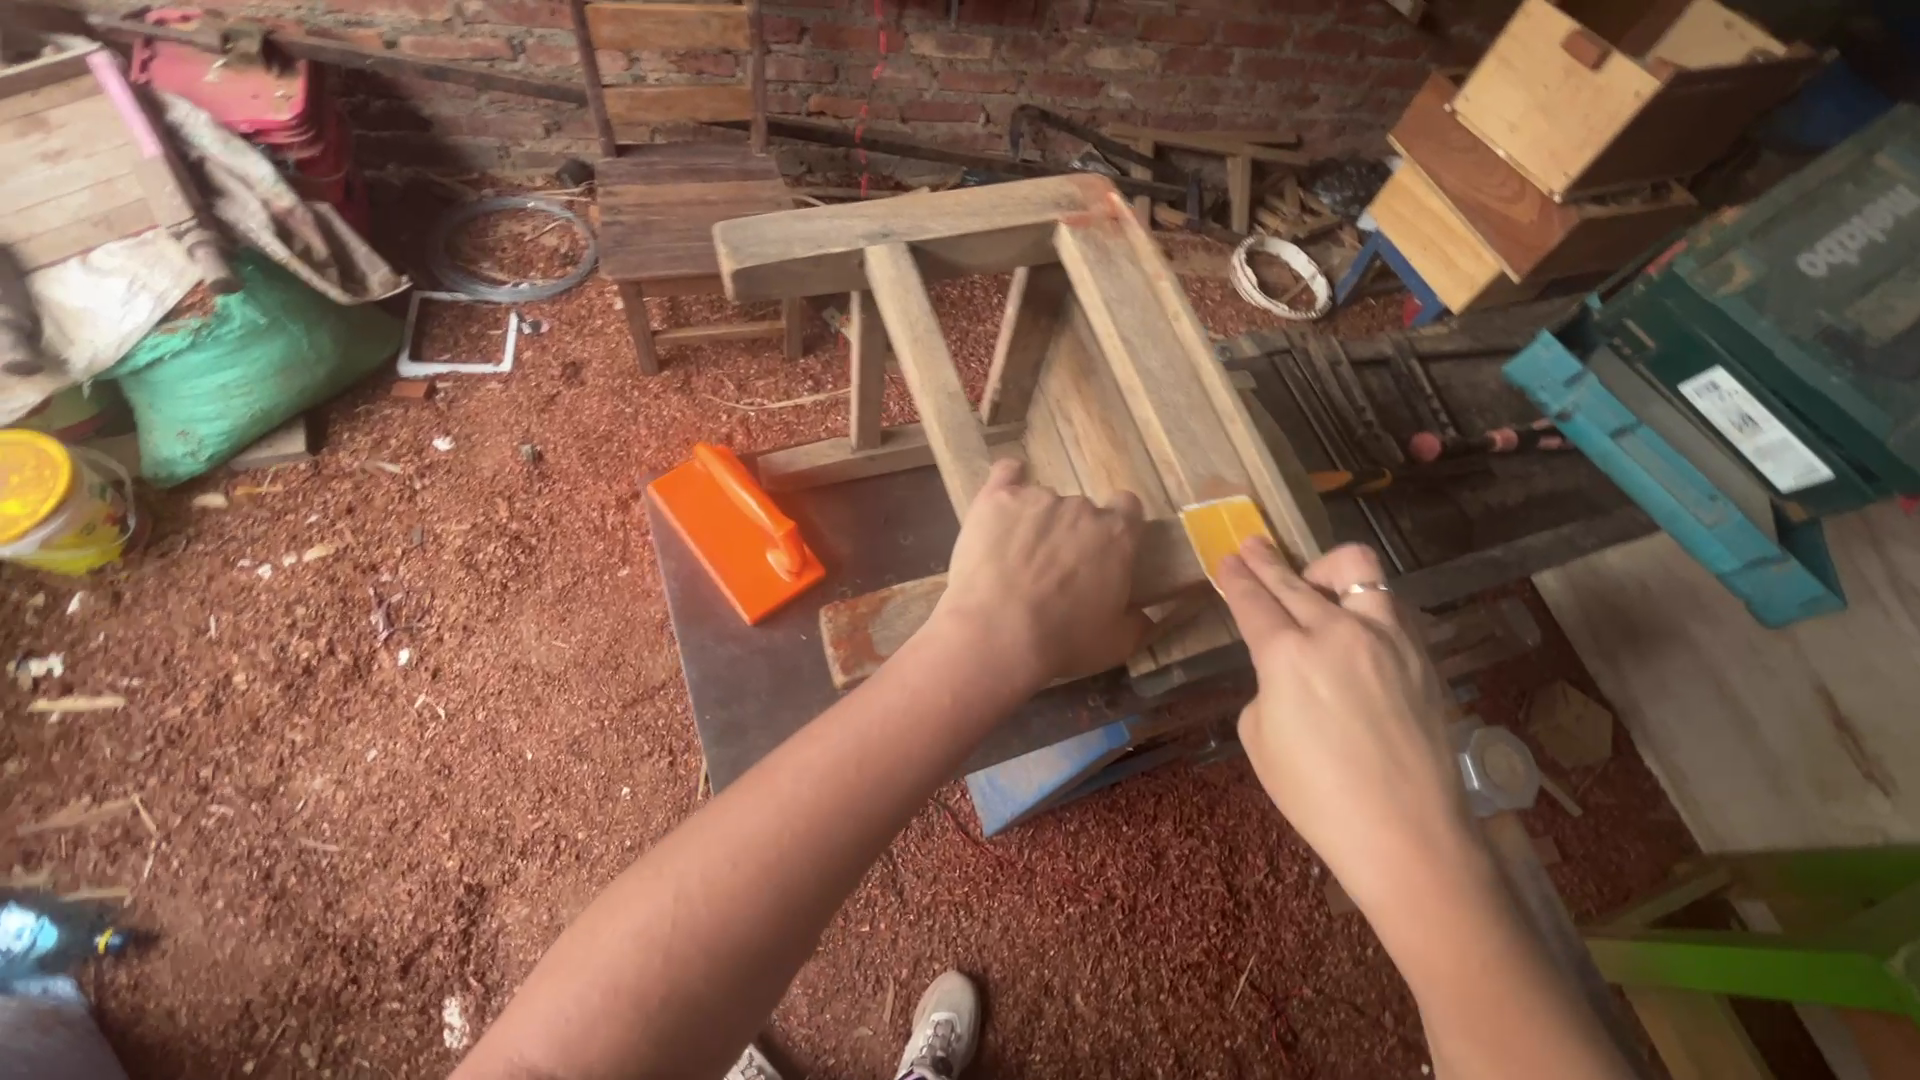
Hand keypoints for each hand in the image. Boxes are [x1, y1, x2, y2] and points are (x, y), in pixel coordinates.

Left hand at [932, 459, 1151, 688]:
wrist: (996, 636)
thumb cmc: (1062, 643)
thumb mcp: (1116, 644)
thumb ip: (1137, 621)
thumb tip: (1144, 614)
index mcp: (1117, 536)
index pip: (1128, 508)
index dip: (1117, 524)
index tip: (1104, 548)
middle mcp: (1081, 507)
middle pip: (1083, 509)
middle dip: (1071, 533)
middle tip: (1054, 569)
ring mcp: (1037, 498)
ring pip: (1043, 500)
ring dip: (1036, 522)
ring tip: (1015, 558)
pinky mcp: (996, 499)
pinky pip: (1006, 474)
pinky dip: (1007, 482)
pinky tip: (1002, 502)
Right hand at [1218, 539, 1470, 904]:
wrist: (1406, 833)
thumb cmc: (1316, 796)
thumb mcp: (1259, 739)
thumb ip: (1267, 687)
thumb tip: (1288, 672)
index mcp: (1286, 656)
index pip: (1253, 601)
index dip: (1235, 579)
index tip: (1227, 561)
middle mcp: (1335, 632)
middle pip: (1293, 580)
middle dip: (1266, 561)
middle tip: (1251, 548)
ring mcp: (1386, 638)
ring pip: (1355, 569)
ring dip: (1325, 568)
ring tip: (1314, 580)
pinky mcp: (1421, 653)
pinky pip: (1389, 603)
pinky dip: (1366, 600)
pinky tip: (1357, 620)